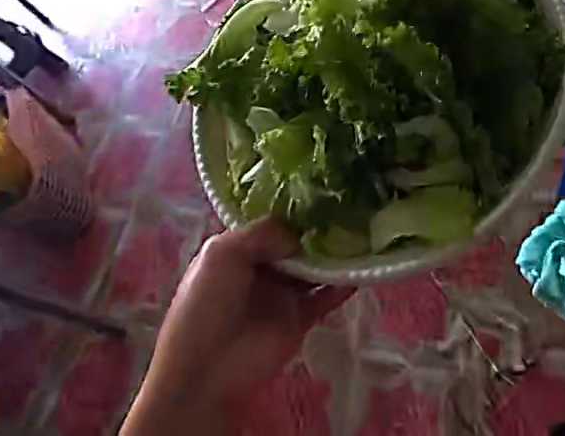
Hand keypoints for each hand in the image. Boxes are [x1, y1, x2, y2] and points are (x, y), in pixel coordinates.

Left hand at [123, 218, 354, 433]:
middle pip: (299, 241)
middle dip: (319, 227)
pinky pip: (327, 297)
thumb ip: (263, 232)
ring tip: (361, 232)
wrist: (204, 372)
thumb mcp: (222, 252)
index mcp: (242, 248)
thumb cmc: (205, 304)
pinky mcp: (300, 319)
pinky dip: (343, 284)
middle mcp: (265, 266)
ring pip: (316, 267)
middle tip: (349, 207)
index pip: (273, 221)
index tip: (322, 191)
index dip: (294, 208)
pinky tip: (360, 268)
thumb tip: (298, 237)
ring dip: (335, 253)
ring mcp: (284, 293)